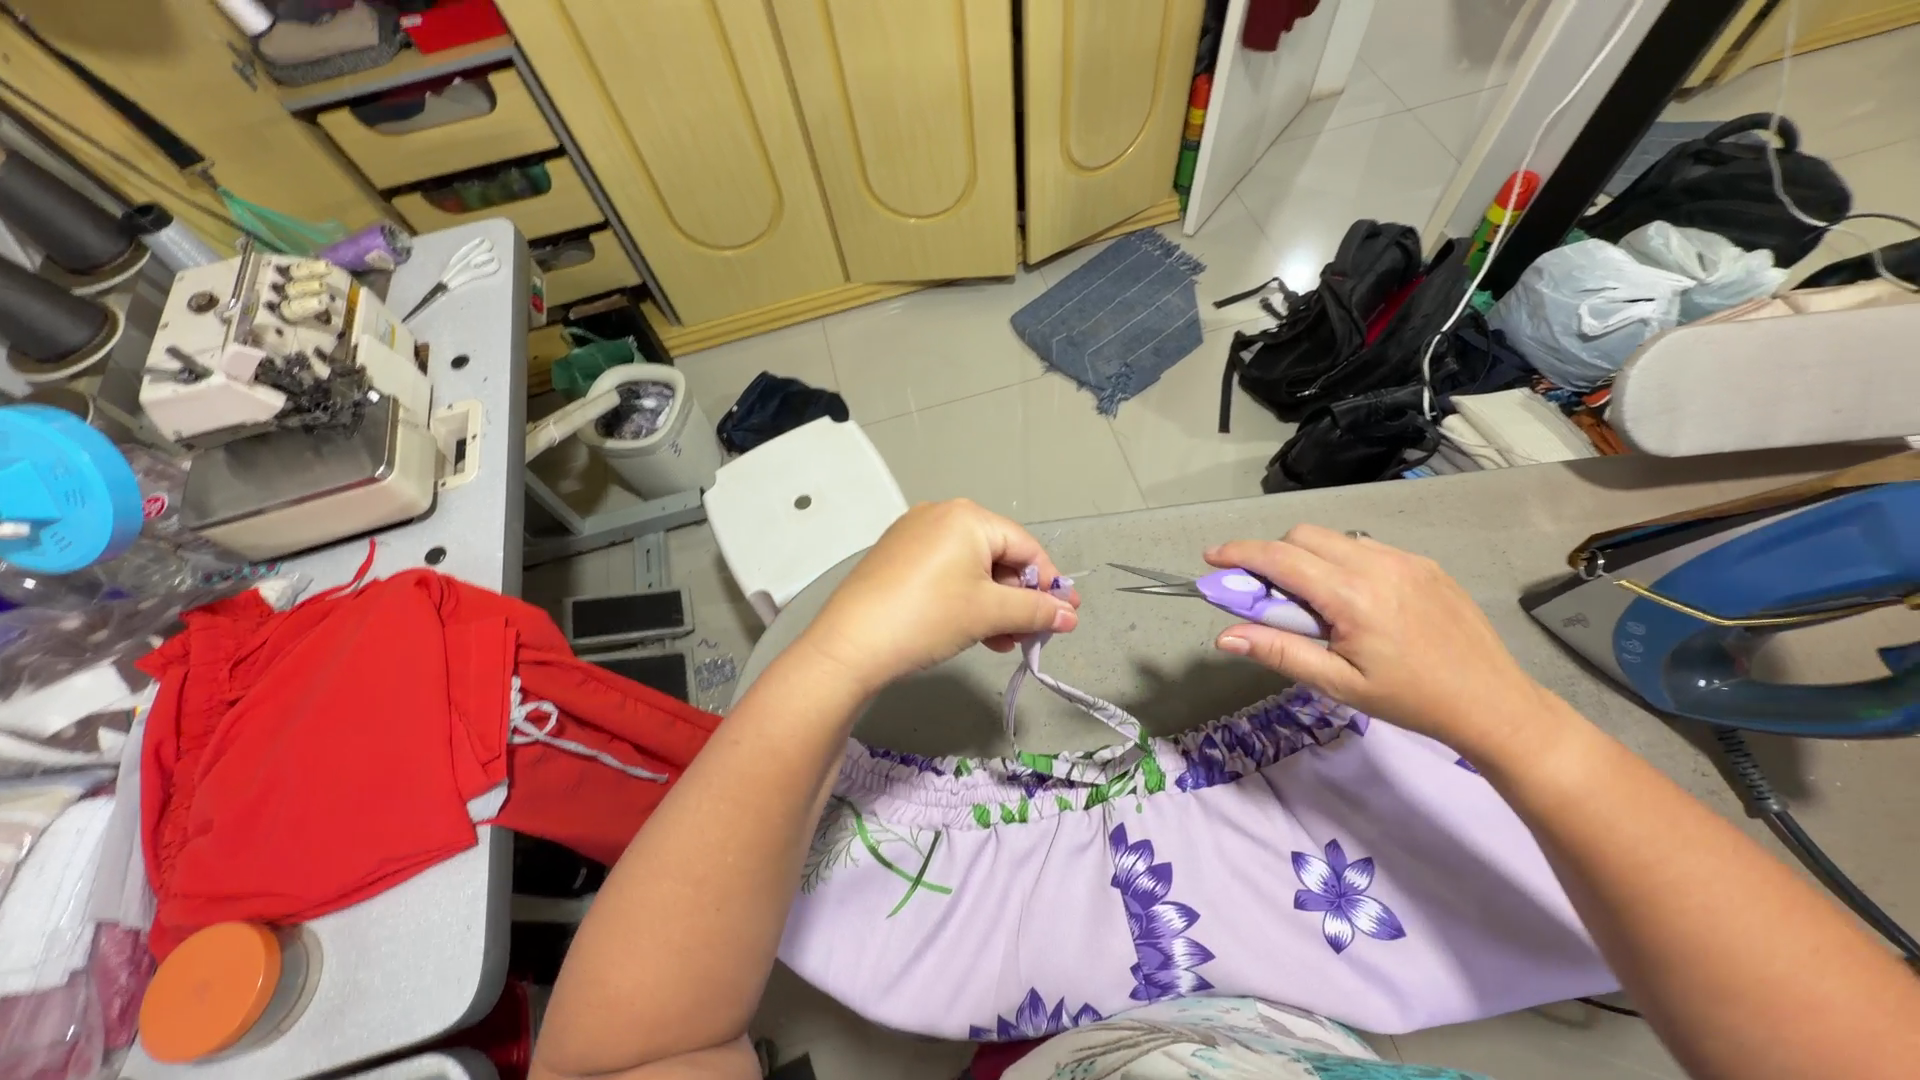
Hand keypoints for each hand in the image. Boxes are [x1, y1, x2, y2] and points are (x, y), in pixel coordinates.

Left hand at [794, 500, 1078, 695]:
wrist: (849, 645)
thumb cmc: (928, 618)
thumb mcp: (989, 614)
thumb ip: (1036, 611)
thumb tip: (1071, 615)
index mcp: (968, 517)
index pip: (1026, 547)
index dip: (1049, 584)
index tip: (1064, 618)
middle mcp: (941, 515)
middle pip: (998, 556)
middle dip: (1019, 599)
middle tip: (1030, 636)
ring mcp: (913, 535)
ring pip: (971, 569)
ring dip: (994, 605)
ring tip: (1002, 642)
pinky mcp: (896, 558)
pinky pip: (945, 573)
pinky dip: (965, 600)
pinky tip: (972, 632)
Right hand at [1206, 525, 1546, 744]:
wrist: (1493, 702)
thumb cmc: (1410, 700)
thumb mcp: (1338, 684)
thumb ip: (1279, 652)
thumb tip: (1224, 636)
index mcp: (1353, 596)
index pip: (1280, 558)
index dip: (1239, 553)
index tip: (1211, 558)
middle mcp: (1377, 564)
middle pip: (1303, 536)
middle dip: (1274, 555)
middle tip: (1266, 594)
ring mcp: (1405, 559)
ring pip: (1335, 538)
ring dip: (1308, 558)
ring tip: (1315, 603)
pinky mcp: (1424, 563)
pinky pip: (1366, 548)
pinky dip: (1342, 562)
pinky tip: (1353, 601)